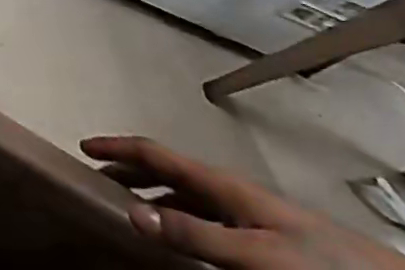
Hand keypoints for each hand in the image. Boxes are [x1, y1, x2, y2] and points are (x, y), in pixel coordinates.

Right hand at [82, 136, 404, 269]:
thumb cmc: (321, 266)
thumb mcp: (255, 254)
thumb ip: (196, 234)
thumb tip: (131, 212)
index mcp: (223, 185)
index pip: (156, 153)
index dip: (117, 146)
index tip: (82, 146)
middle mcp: (230, 193)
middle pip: (168, 171)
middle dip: (130, 169)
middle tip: (98, 178)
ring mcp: (249, 215)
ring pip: (187, 195)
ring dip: (153, 194)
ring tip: (131, 207)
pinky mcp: (264, 240)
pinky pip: (206, 218)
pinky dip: (179, 217)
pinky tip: (181, 237)